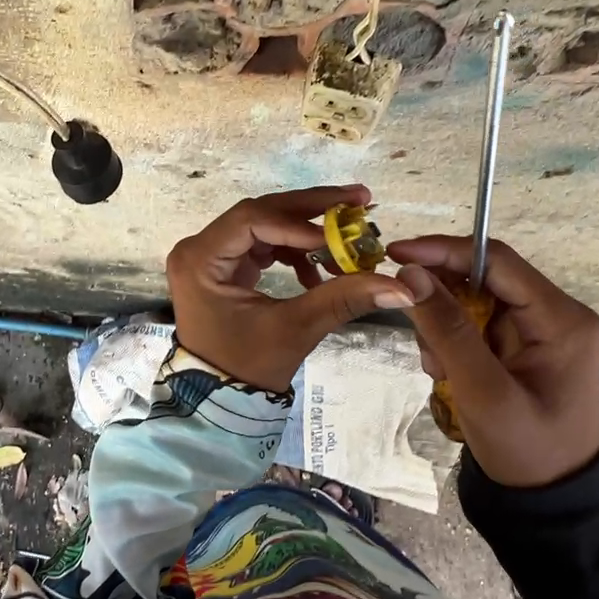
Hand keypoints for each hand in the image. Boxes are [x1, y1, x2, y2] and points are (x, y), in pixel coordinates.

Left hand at [167, 186, 413, 391]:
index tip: (341, 233)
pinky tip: (319, 273)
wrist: (221, 399)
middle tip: (360, 199)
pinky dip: (293, 251)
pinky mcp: (224, 265)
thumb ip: (342, 298)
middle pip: (259, 213)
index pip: (251, 220)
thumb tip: (400, 286)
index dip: (297, 222)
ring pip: (264, 225)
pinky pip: (262, 243)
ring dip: (306, 232)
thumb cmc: (248, 366)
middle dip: (310, 210)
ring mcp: (210, 255)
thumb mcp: (294, 329)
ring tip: (348, 242)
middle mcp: (198, 248)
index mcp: (200, 259)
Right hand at [387, 235, 598, 488]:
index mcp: (561, 319)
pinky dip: (448, 337)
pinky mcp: (520, 343)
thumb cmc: (525, 449)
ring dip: (440, 322)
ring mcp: (538, 328)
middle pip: (481, 275)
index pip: (495, 260)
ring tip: (436, 365)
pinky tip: (445, 369)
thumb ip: (446, 329)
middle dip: (439, 297)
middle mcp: (554, 313)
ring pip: (470, 296)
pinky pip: (472, 318)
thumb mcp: (483, 391)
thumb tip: (409, 272)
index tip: (393, 254)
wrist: (549, 501)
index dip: (442, 250)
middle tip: (414, 330)